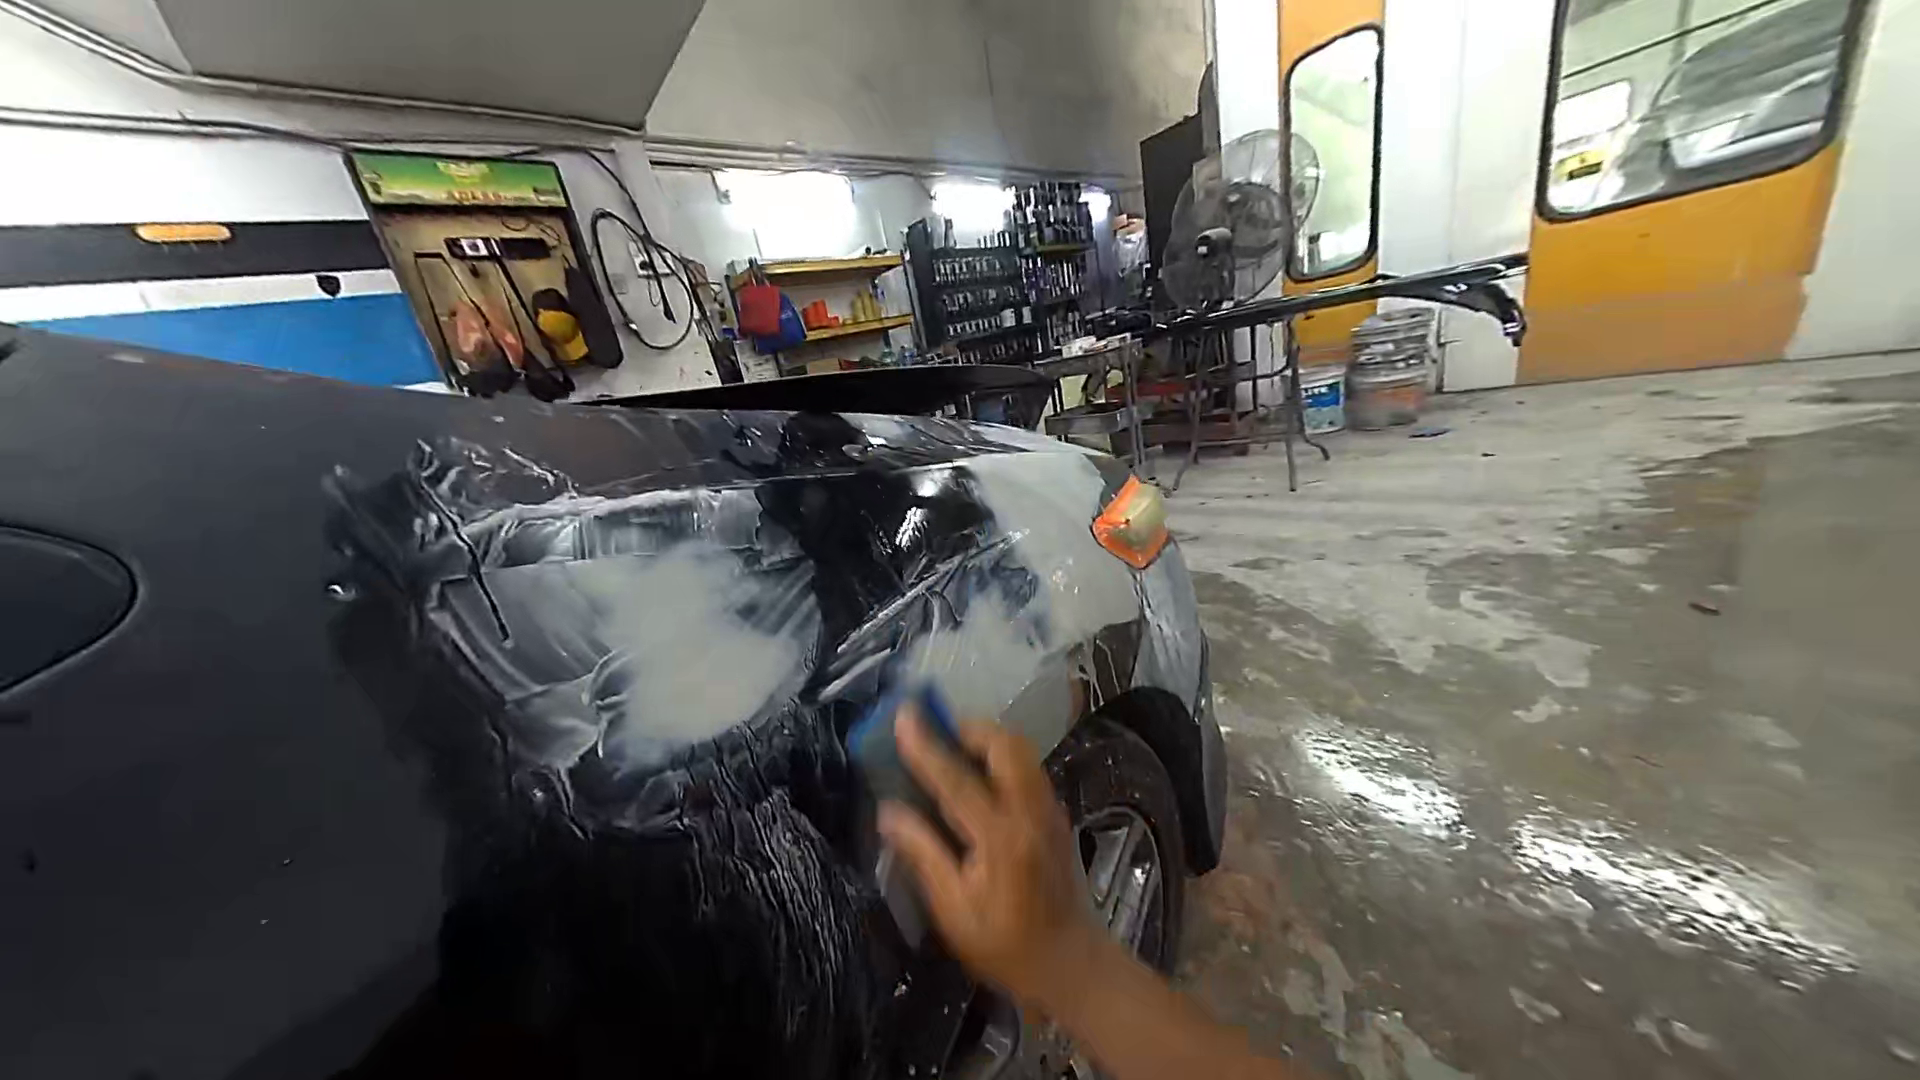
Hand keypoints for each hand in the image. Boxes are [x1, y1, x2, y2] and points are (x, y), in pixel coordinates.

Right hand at [877, 707, 1103, 1011]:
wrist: (1071, 962)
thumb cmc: (1005, 945)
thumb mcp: (953, 911)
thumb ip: (923, 855)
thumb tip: (888, 812)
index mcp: (1001, 839)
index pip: (957, 781)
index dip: (926, 747)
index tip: (905, 715)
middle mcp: (1031, 812)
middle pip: (1006, 746)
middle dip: (969, 728)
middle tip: (938, 730)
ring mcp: (1049, 808)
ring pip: (1021, 749)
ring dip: (987, 737)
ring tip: (955, 744)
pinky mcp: (1056, 810)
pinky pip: (1027, 764)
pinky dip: (1001, 754)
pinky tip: (981, 773)